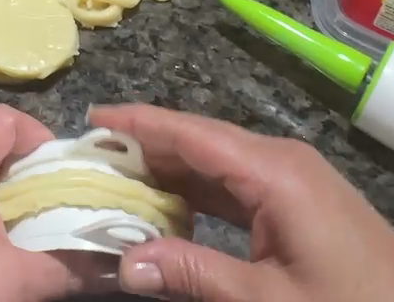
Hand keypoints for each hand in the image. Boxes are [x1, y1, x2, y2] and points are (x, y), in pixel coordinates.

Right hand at [90, 104, 393, 301]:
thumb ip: (193, 274)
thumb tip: (125, 262)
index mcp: (273, 171)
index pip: (190, 132)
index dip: (138, 122)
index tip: (92, 119)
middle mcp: (280, 160)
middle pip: (199, 140)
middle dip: (146, 145)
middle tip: (94, 155)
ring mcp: (293, 180)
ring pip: (215, 162)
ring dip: (170, 171)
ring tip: (119, 178)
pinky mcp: (301, 203)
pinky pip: (237, 185)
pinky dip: (199, 193)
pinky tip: (170, 206)